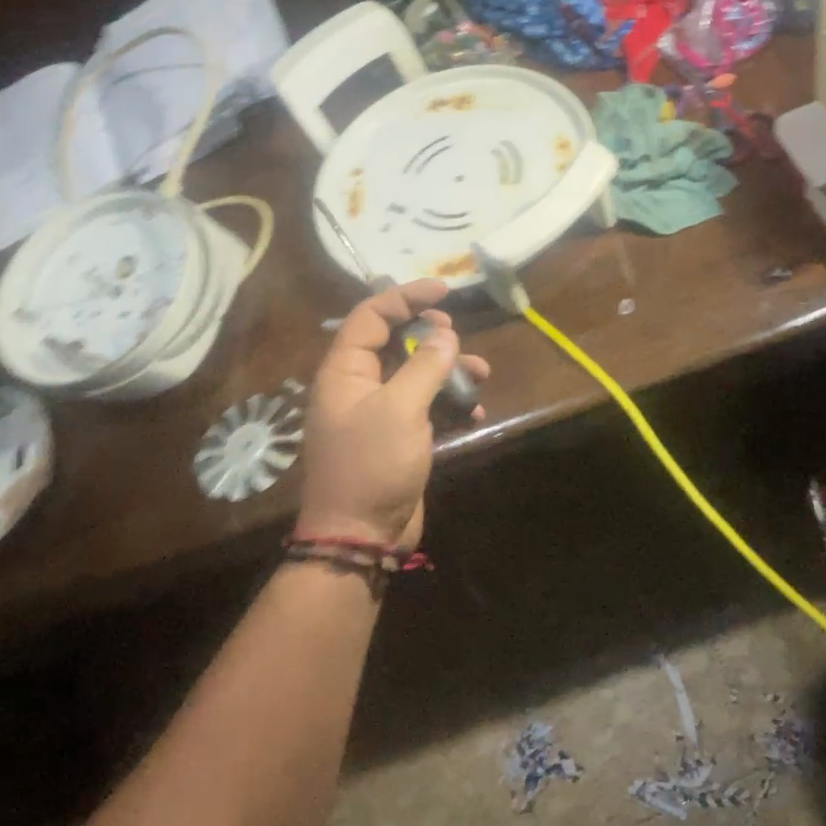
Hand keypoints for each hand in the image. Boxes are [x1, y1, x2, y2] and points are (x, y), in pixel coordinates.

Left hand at [299, 279, 489, 548]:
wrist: (360, 536)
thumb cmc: (372, 465)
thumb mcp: (400, 409)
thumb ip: (425, 367)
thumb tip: (446, 336)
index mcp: (345, 372)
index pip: (370, 316)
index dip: (405, 296)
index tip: (444, 290)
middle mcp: (358, 387)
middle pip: (396, 343)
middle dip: (433, 337)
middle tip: (458, 338)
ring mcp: (379, 414)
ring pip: (417, 376)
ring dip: (449, 372)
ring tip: (481, 375)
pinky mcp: (399, 439)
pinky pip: (427, 408)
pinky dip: (450, 405)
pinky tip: (474, 413)